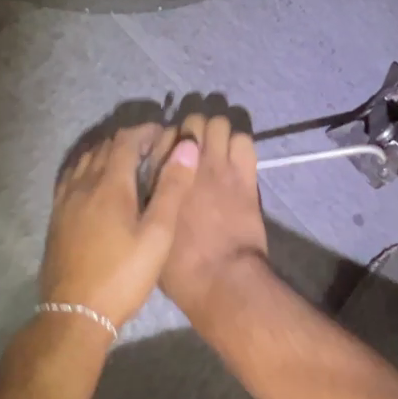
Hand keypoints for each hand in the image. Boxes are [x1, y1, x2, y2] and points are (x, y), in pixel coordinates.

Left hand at [40, 123, 197, 326]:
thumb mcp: (157, 234)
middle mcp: (83, 185)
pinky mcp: (56, 217)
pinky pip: (71, 176)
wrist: (75, 314)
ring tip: (128, 163)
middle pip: (104, 146)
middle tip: (152, 149)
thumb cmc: (123, 275)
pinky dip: (88, 168)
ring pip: (85, 160)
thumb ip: (172, 187)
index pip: (125, 140)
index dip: (145, 131)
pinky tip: (97, 183)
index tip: (164, 134)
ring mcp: (65, 201)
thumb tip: (187, 146)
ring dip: (107, 152)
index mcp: (110, 185)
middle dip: (129, 140)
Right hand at [160, 115, 268, 325]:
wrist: (221, 278)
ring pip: (221, 123)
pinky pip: (245, 140)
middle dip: (195, 128)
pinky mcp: (245, 175)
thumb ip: (154, 204)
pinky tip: (236, 159)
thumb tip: (158, 192)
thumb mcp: (152, 234)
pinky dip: (240, 144)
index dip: (170, 141)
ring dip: (220, 132)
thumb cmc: (180, 268)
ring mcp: (219, 166)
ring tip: (219, 148)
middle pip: (193, 121)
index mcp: (158, 179)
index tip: (173, 152)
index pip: (164, 135)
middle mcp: (187, 164)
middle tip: (198, 146)